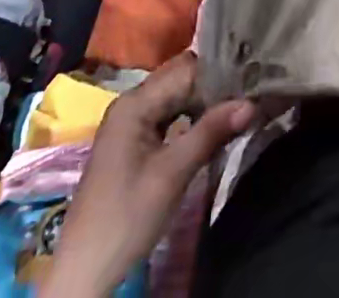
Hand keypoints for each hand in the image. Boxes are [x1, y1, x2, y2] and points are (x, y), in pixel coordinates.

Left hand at [41, 53, 254, 297]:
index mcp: (134, 103)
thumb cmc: (128, 216)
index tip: (252, 78)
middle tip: (252, 91)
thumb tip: (252, 102)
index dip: (218, 72)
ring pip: (176, 98)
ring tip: (241, 105)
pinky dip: (192, 117)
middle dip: (214, 84)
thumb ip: (211, 132)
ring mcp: (130, 124)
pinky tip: (214, 125)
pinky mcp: (134, 142)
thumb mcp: (173, 173)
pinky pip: (169, 116)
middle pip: (179, 80)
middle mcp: (131, 104)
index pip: (185, 70)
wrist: (86, 268)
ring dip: (205, 101)